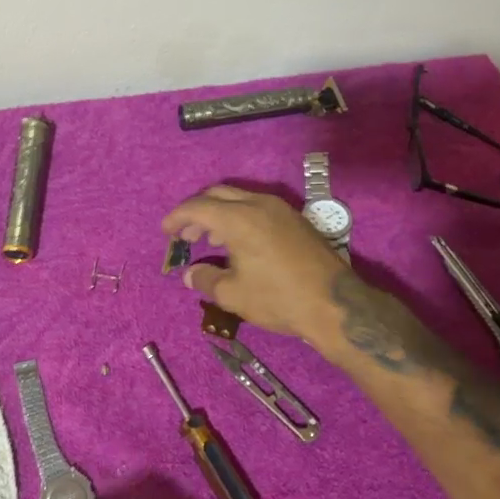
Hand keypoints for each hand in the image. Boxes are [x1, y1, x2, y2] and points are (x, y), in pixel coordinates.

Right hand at [161, 186, 347, 347]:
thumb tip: (190, 274)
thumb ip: (206, 279)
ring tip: (210, 242)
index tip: (166, 232)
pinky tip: (239, 244)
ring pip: (240, 199)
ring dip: (219, 215)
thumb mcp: (234, 295)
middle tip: (185, 236)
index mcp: (239, 219)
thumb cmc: (278, 299)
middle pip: (218, 195)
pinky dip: (240, 218)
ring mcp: (280, 209)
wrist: (333, 304)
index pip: (198, 207)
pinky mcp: (295, 220)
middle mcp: (259, 205)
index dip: (177, 218)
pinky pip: (258, 208)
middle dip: (197, 212)